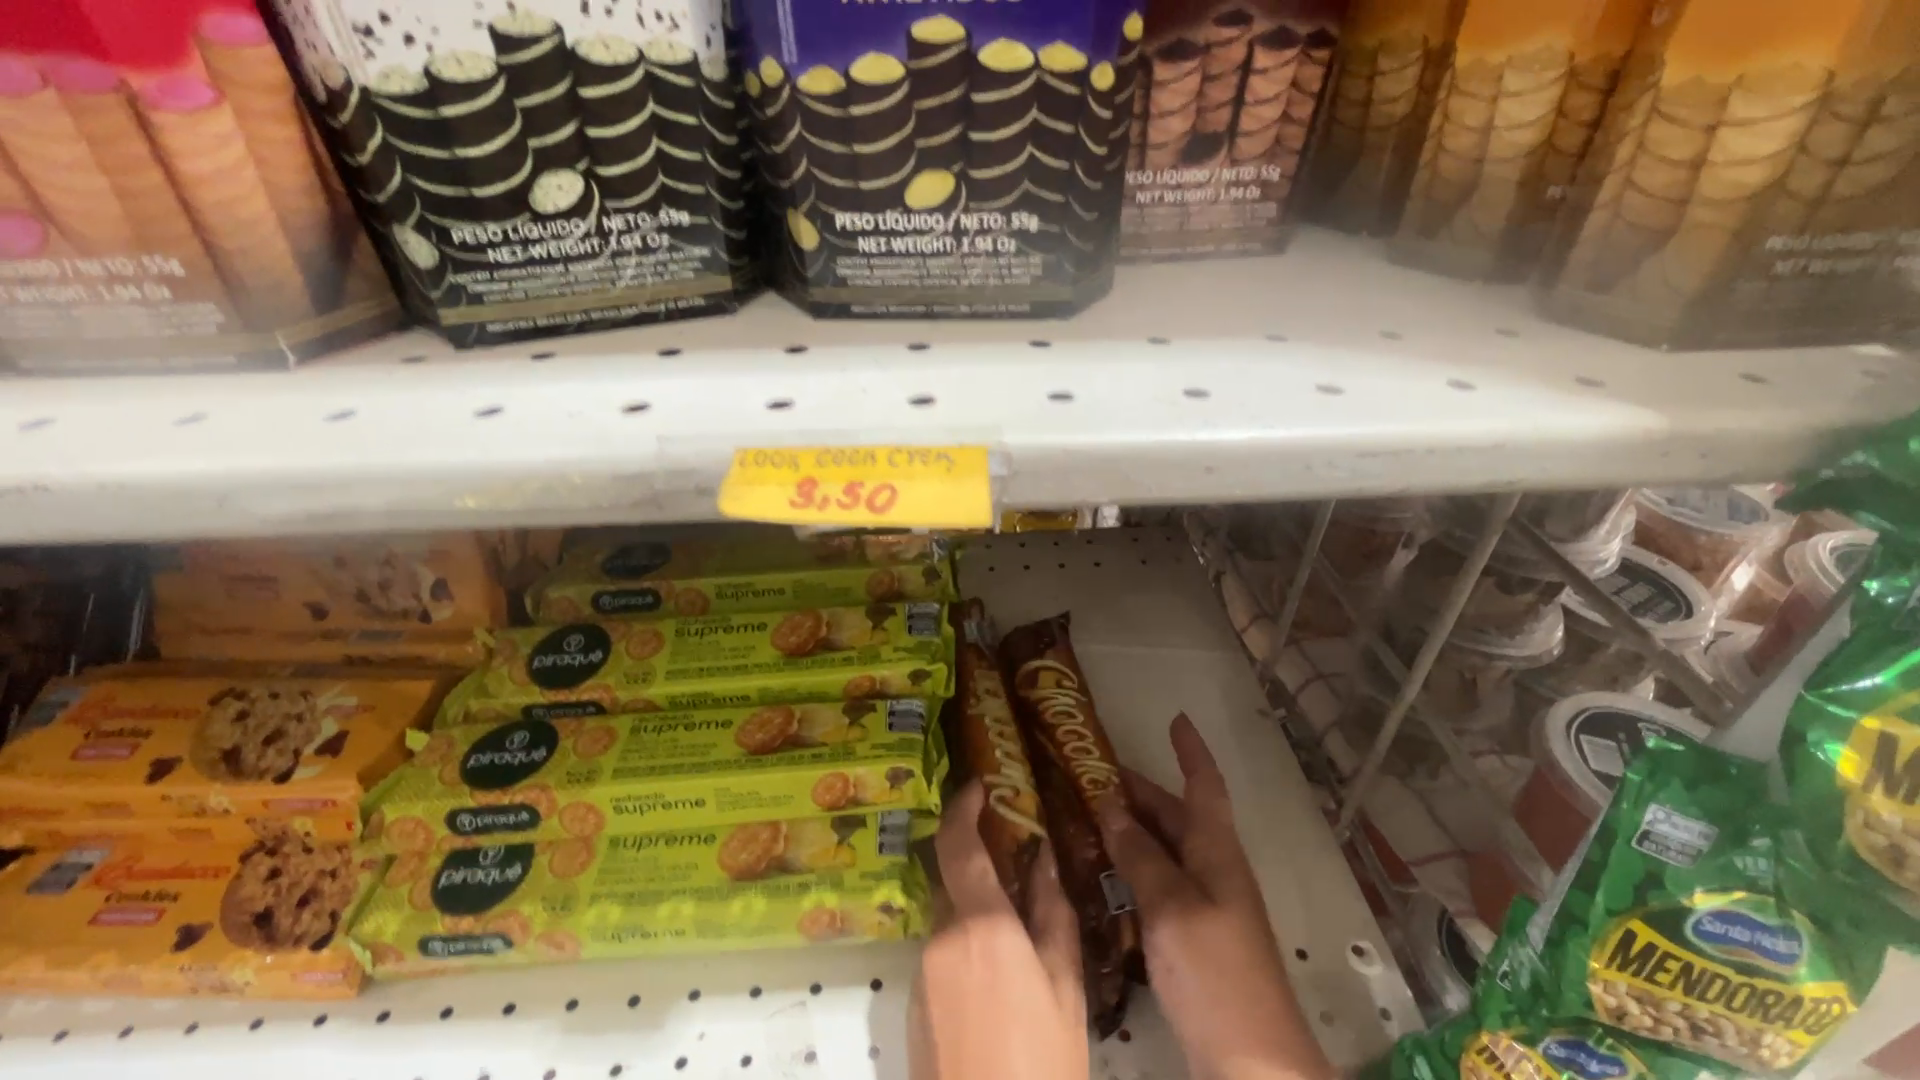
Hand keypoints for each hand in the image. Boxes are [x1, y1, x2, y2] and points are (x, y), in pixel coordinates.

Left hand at [910, 781, 1086, 1079]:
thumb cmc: (1043, 1061)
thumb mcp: (1065, 987)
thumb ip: (1052, 914)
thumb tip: (1043, 858)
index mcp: (982, 927)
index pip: (958, 846)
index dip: (964, 806)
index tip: (980, 785)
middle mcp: (940, 938)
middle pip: (955, 883)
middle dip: (983, 871)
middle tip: (1021, 873)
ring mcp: (921, 971)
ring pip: (949, 920)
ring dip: (977, 915)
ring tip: (1021, 942)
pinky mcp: (914, 1002)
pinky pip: (941, 953)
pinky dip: (965, 948)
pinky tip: (998, 984)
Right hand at [1095, 714, 1333, 1079]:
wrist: (1250, 1059)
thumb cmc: (1215, 971)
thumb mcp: (1171, 905)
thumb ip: (1140, 855)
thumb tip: (1110, 805)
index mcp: (1216, 852)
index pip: (1204, 787)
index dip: (1192, 752)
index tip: (1176, 720)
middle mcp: (1214, 871)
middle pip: (1177, 818)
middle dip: (1140, 793)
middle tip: (1088, 776)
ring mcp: (1205, 907)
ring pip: (1164, 853)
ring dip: (1129, 832)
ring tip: (1081, 818)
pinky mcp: (1192, 940)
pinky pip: (1157, 888)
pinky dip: (1129, 872)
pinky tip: (1097, 878)